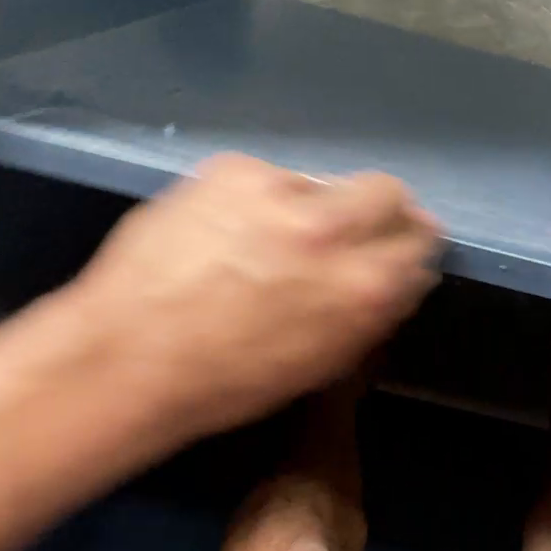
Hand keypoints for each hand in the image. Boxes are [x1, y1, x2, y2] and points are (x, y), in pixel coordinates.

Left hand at [68, 154, 440, 435]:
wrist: (129, 355)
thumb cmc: (232, 382)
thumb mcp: (323, 362)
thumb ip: (372, 315)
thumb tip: (399, 281)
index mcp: (362, 286)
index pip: (420, 244)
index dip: (412, 251)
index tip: (400, 258)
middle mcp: (330, 227)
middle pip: (389, 192)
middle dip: (385, 212)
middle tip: (361, 233)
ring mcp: (278, 190)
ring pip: (327, 182)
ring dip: (320, 208)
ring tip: (282, 238)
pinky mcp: (231, 169)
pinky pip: (272, 177)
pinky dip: (268, 201)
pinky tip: (238, 229)